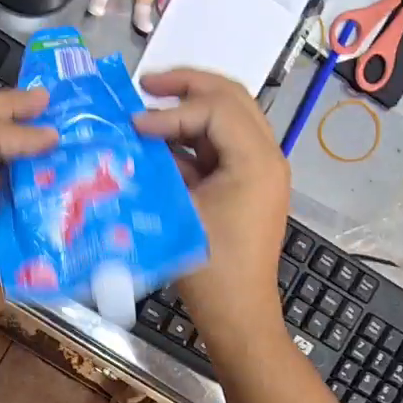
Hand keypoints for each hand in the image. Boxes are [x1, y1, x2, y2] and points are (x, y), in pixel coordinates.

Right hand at [134, 69, 290, 346]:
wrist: (238, 317)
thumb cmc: (210, 272)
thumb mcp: (180, 214)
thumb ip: (162, 167)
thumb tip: (136, 137)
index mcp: (256, 160)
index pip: (215, 108)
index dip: (172, 109)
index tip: (134, 123)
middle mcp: (267, 158)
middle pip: (230, 99)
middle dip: (188, 88)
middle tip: (146, 84)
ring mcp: (261, 174)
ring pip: (229, 121)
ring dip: (191, 113)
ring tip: (151, 111)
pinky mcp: (250, 191)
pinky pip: (224, 150)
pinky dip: (194, 142)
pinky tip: (162, 148)